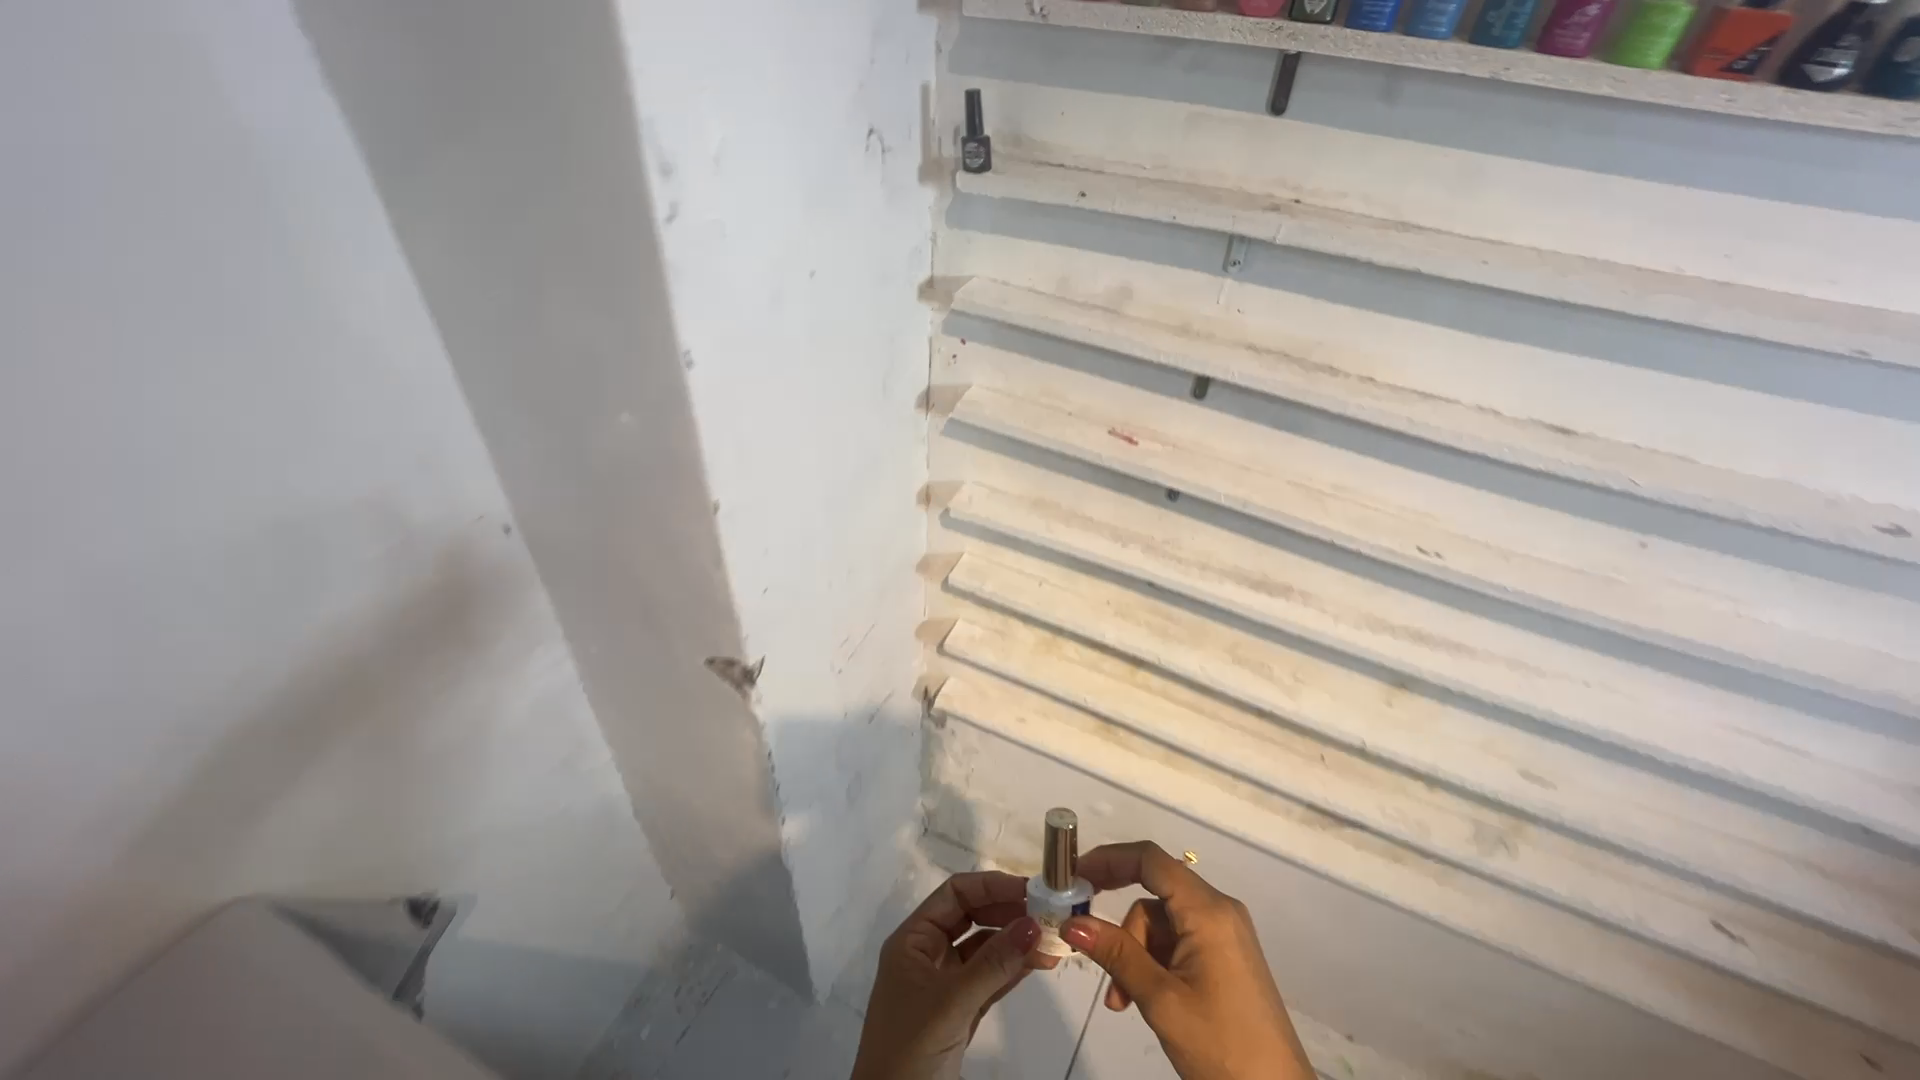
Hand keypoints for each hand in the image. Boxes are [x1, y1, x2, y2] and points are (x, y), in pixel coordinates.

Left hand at [850, 870, 1043, 1079]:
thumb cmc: (910, 1048)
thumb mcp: (951, 1002)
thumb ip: (992, 963)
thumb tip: (1034, 923)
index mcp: (913, 940)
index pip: (954, 895)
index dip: (991, 887)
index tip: (1032, 890)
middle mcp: (927, 954)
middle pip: (971, 917)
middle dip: (1008, 913)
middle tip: (1049, 915)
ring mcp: (944, 983)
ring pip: (984, 949)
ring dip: (1016, 943)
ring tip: (1053, 940)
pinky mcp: (960, 1011)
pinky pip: (990, 979)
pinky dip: (1013, 969)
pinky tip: (1039, 962)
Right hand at [1061, 842, 1312, 1079]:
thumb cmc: (1221, 1044)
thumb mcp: (1160, 999)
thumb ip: (1116, 954)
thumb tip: (1072, 923)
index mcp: (1208, 911)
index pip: (1150, 860)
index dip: (1109, 859)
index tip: (1074, 877)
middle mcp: (1219, 911)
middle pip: (1152, 897)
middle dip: (1121, 929)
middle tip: (1088, 949)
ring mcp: (1224, 934)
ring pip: (1160, 924)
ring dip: (1134, 955)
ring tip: (1123, 1001)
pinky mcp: (1224, 957)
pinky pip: (1177, 943)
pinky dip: (1153, 964)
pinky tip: (1141, 998)